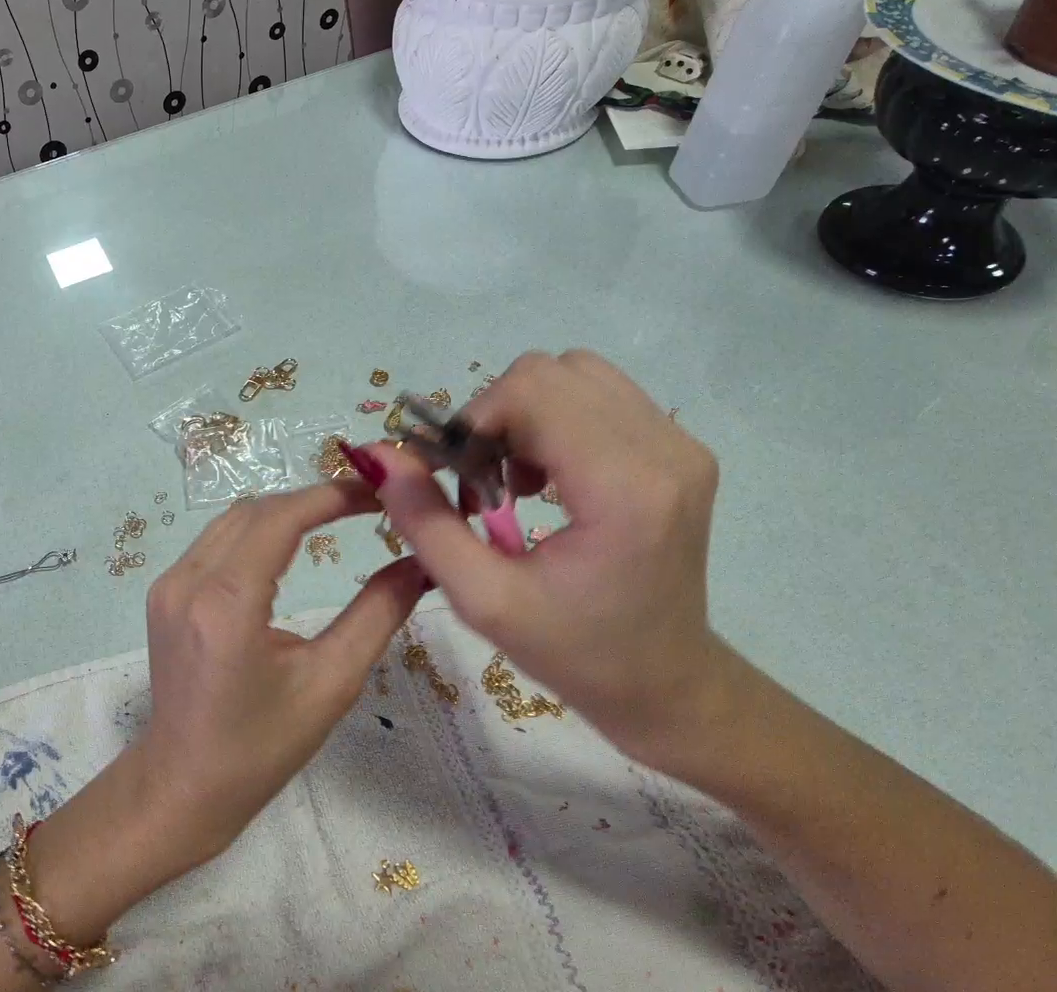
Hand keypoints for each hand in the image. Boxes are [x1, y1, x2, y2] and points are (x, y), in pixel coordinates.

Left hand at [130, 482, 432, 872]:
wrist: (186, 780)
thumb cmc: (263, 744)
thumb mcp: (331, 682)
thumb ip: (377, 614)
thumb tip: (420, 563)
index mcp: (226, 603)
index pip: (280, 518)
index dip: (332, 495)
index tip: (380, 490)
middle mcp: (187, 581)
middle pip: (255, 511)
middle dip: (312, 499)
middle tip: (369, 503)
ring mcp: (167, 585)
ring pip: (230, 522)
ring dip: (282, 512)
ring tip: (337, 517)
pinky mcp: (162, 594)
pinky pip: (212, 543)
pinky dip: (254, 533)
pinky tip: (288, 544)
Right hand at [357, 350, 726, 764]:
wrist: (664, 684)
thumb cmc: (573, 652)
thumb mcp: (481, 599)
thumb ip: (424, 521)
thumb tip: (377, 454)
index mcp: (624, 488)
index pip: (531, 393)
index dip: (472, 421)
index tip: (450, 476)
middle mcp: (664, 449)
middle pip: (549, 373)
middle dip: (493, 418)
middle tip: (477, 483)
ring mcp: (679, 444)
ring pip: (572, 374)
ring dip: (522, 416)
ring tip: (510, 480)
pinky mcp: (679, 449)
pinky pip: (597, 396)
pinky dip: (552, 423)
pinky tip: (544, 479)